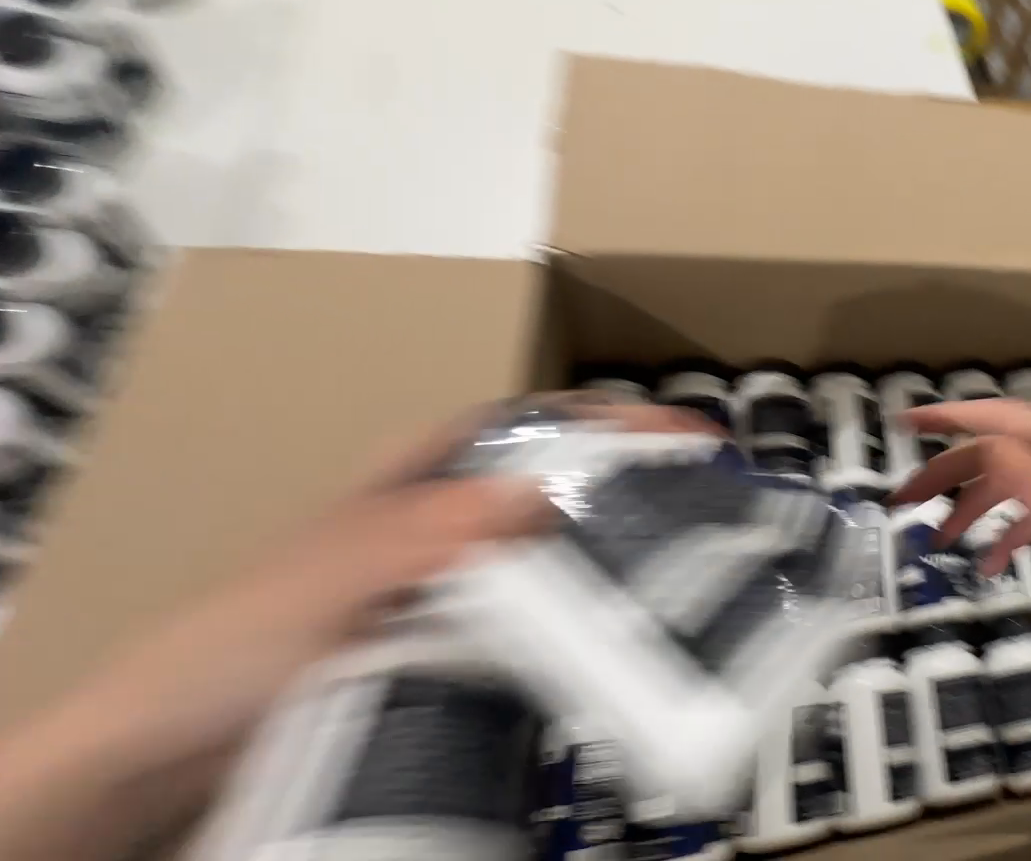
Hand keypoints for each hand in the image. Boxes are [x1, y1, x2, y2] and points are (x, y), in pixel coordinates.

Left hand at [49, 400, 724, 780]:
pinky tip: (634, 625)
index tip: (689, 437)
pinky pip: (551, 611)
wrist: (172, 755)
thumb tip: (549, 491)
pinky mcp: (476, 635)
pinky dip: (594, 612)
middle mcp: (467, 512)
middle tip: (713, 497)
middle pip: (573, 479)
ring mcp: (475, 575)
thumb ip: (433, 529)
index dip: (621, 421)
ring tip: (699, 557)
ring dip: (629, 546)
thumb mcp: (338, 568)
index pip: (546, 423)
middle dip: (644, 479)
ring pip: (568, 545)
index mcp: (436, 471)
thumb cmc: (244, 636)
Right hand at [890, 399, 1030, 640]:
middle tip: (902, 502)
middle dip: (951, 470)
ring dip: (976, 506)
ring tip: (937, 539)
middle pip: (1005, 452)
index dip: (953, 416)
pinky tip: (991, 564)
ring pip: (1019, 484)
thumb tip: (986, 447)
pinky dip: (1011, 533)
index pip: (1007, 420)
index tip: (905, 419)